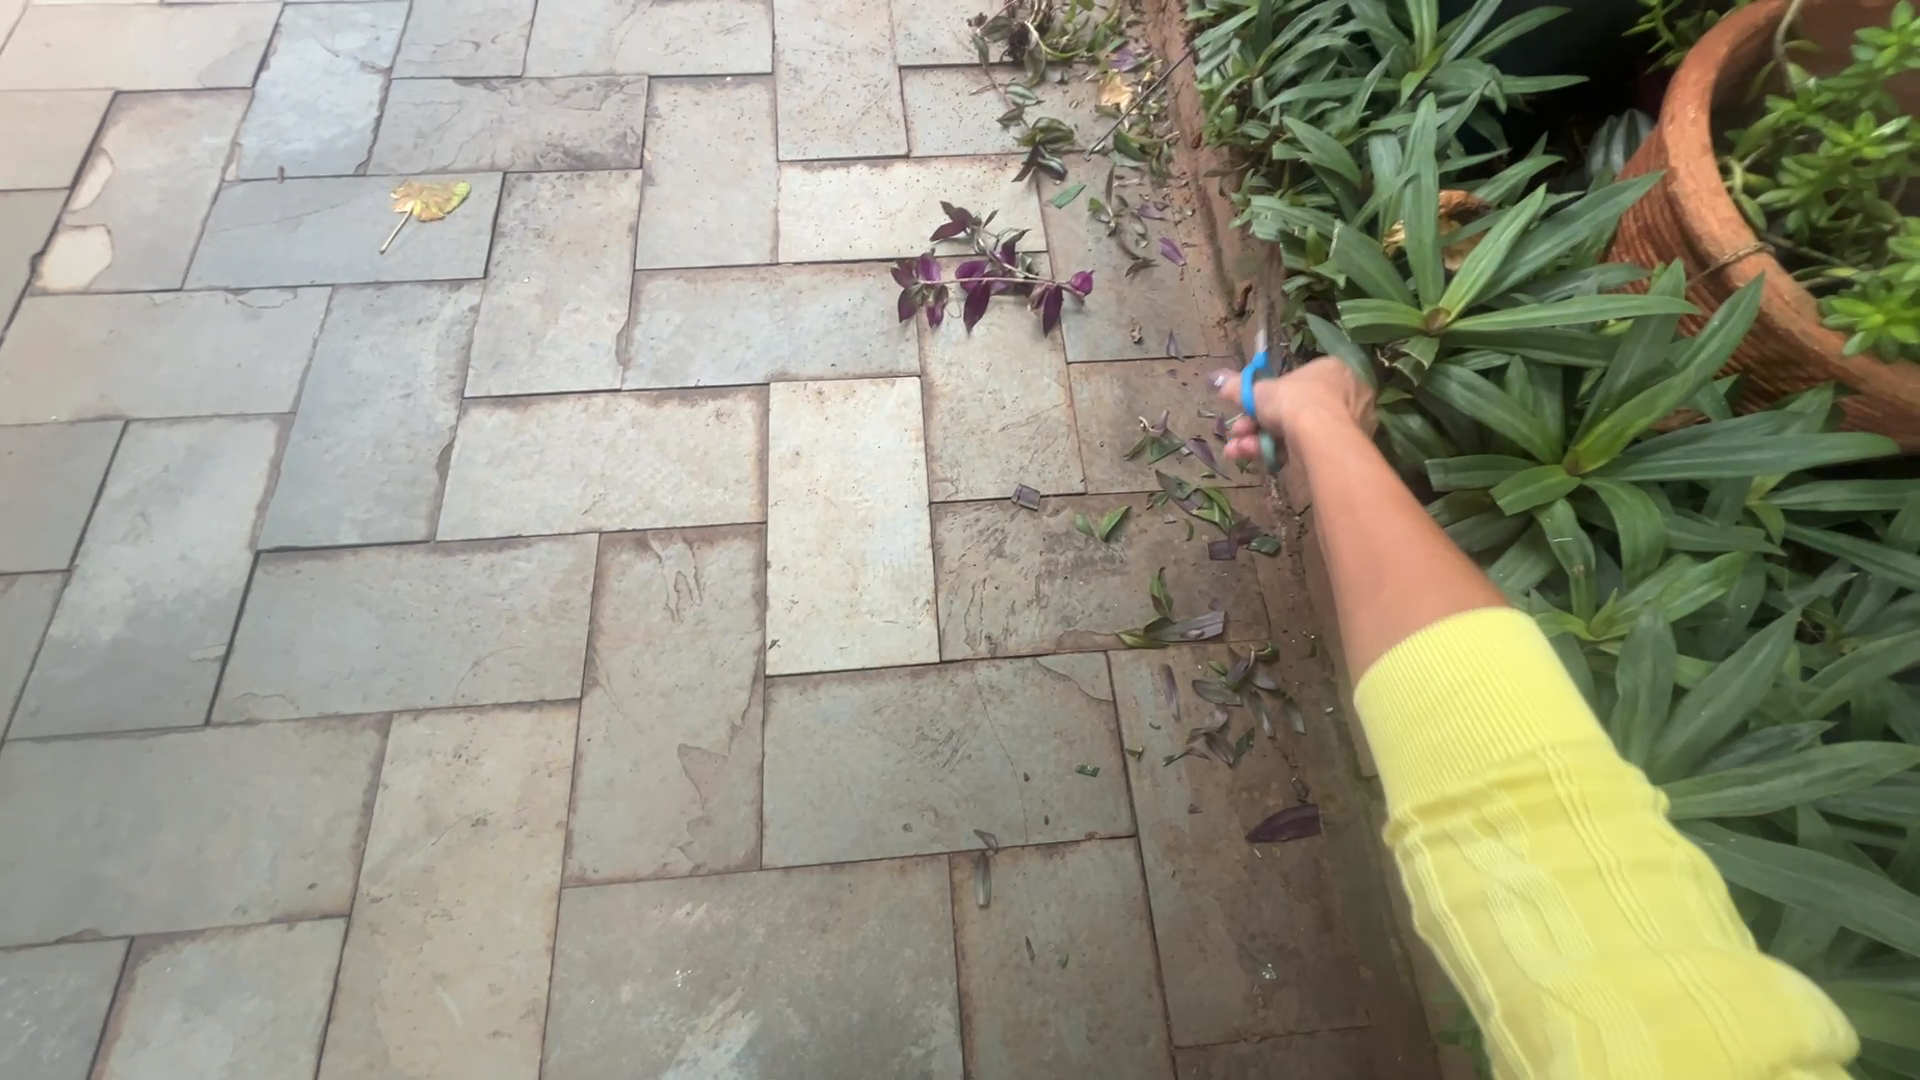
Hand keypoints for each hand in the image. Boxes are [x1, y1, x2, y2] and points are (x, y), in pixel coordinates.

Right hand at [1211, 357, 1374, 461]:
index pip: (1295, 383)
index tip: (1245, 410)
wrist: (1320, 437)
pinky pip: (1301, 449)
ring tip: (1235, 450)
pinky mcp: (1338, 451)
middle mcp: (1343, 395)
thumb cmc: (1295, 401)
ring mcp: (1343, 425)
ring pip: (1292, 432)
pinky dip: (1274, 453)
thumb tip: (1215, 379)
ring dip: (1257, 441)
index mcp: (1332, 370)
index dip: (1265, 398)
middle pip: (1290, 411)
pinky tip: (1253, 458)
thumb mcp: (1258, 391)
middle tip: (1236, 432)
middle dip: (1255, 424)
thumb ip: (1238, 386)